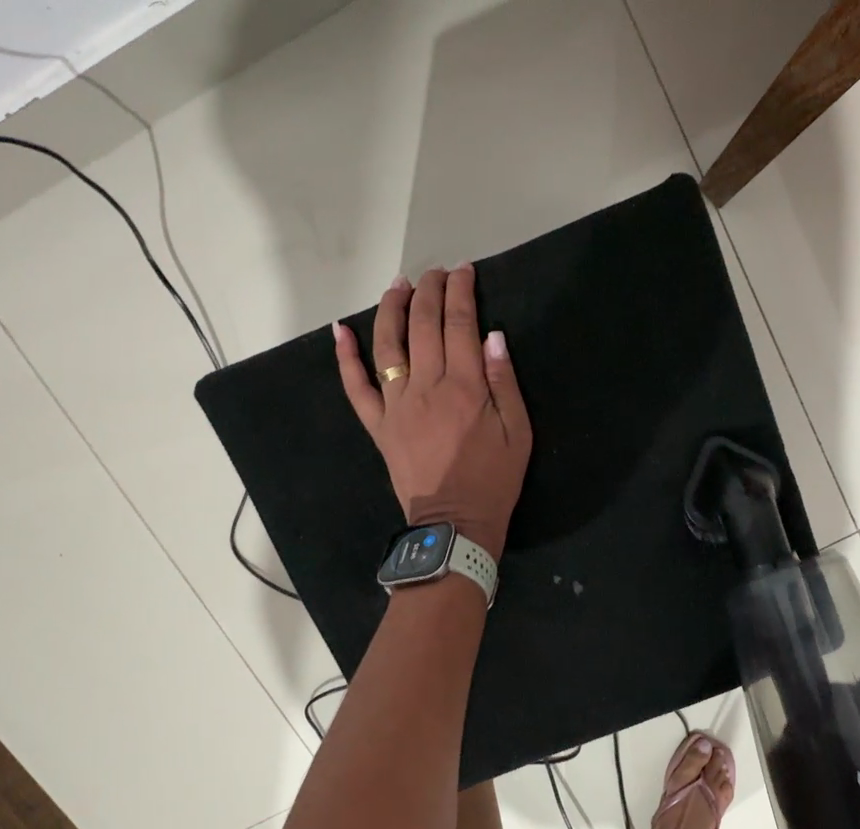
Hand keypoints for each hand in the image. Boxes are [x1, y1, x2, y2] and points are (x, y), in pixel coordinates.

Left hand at [335, 264, 532, 559]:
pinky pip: (356, 387)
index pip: (460, 324)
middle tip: (435, 272)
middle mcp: (426, 387)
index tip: (463, 271)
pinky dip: (345, 357)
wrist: (454, 525)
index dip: (461, 293)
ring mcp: (396, 405)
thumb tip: (492, 336)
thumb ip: (504, 382)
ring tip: (398, 285)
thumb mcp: (518, 434)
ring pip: (388, 344)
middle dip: (428, 291)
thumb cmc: (494, 481)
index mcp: (465, 387)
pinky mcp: (378, 425)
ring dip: (391, 309)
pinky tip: (340, 330)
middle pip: (422, 325)